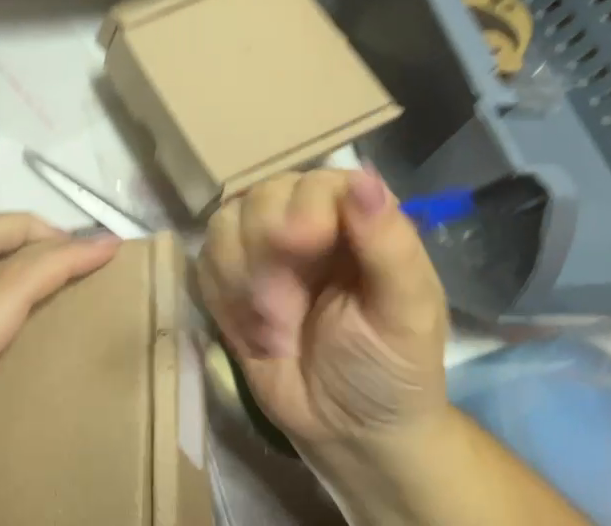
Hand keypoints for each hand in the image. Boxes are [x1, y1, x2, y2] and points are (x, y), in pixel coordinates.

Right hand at [197, 168, 447, 451]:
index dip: (301, 209)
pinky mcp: (227, 275)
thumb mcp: (406, 314)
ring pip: (224, 222)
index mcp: (355, 219)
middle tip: (287, 312)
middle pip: (261, 196)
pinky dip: (222, 292)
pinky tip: (252, 328)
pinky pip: (204, 257)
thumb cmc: (392, 371)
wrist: (348, 433)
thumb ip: (389, 246)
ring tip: (276, 328)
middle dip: (267, 254)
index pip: (314, 183)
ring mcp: (261, 246)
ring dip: (242, 277)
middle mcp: (305, 220)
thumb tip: (364, 177)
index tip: (302, 245)